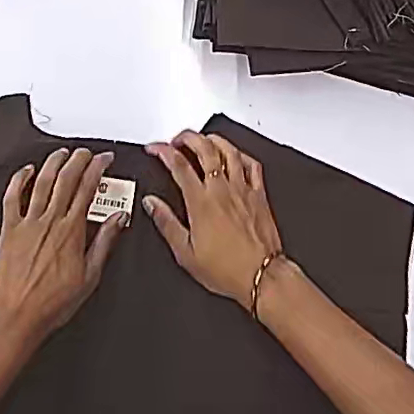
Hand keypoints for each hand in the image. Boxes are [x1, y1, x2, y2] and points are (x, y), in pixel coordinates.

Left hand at [0, 148, 128, 347]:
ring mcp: (27, 223)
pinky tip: (25, 171)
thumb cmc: (51, 303)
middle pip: (66, 178)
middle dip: (78, 159)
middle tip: (86, 153)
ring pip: (42, 181)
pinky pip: (12, 196)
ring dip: (53, 163)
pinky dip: (19, 179)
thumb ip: (104, 242)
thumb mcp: (89, 276)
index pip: (88, 188)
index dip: (98, 168)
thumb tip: (118, 220)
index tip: (104, 160)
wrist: (15, 317)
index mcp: (72, 231)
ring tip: (62, 154)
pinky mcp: (8, 229)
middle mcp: (50, 221)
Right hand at [143, 132, 282, 309]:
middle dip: (187, 137)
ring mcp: (242, 189)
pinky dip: (240, 154)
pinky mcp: (259, 195)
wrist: (261, 276)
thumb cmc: (226, 268)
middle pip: (204, 149)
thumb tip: (152, 204)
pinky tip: (234, 154)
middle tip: (177, 139)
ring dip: (213, 139)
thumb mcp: (185, 252)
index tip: (155, 148)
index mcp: (201, 202)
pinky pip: (252, 165)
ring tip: (202, 138)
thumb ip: (166, 223)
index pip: (178, 164)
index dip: (163, 151)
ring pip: (228, 151)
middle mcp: (222, 190)